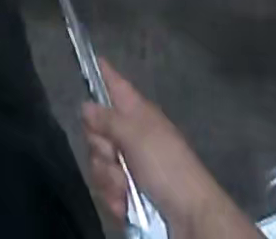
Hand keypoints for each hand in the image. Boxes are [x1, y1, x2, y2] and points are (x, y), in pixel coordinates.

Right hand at [82, 59, 257, 238]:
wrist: (190, 216)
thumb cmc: (166, 164)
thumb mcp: (135, 136)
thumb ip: (107, 120)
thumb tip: (86, 105)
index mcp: (136, 111)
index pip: (115, 84)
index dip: (103, 73)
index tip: (92, 60)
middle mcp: (130, 133)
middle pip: (96, 129)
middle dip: (99, 147)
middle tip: (114, 156)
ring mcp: (129, 164)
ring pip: (98, 161)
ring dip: (108, 178)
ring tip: (125, 189)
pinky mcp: (128, 191)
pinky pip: (106, 188)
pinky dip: (113, 198)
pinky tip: (124, 206)